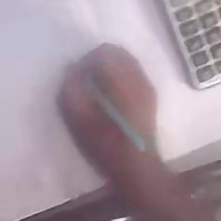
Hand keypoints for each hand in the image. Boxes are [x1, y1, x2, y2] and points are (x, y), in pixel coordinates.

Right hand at [58, 44, 158, 181]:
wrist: (138, 167)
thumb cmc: (107, 146)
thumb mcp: (80, 121)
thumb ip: (72, 91)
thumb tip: (71, 70)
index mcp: (123, 82)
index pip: (103, 53)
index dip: (85, 61)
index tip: (76, 76)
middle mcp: (138, 78)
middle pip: (116, 52)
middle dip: (97, 60)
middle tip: (84, 78)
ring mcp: (147, 86)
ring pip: (126, 60)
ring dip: (109, 66)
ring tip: (96, 86)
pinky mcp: (150, 95)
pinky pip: (133, 72)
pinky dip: (119, 75)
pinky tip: (110, 94)